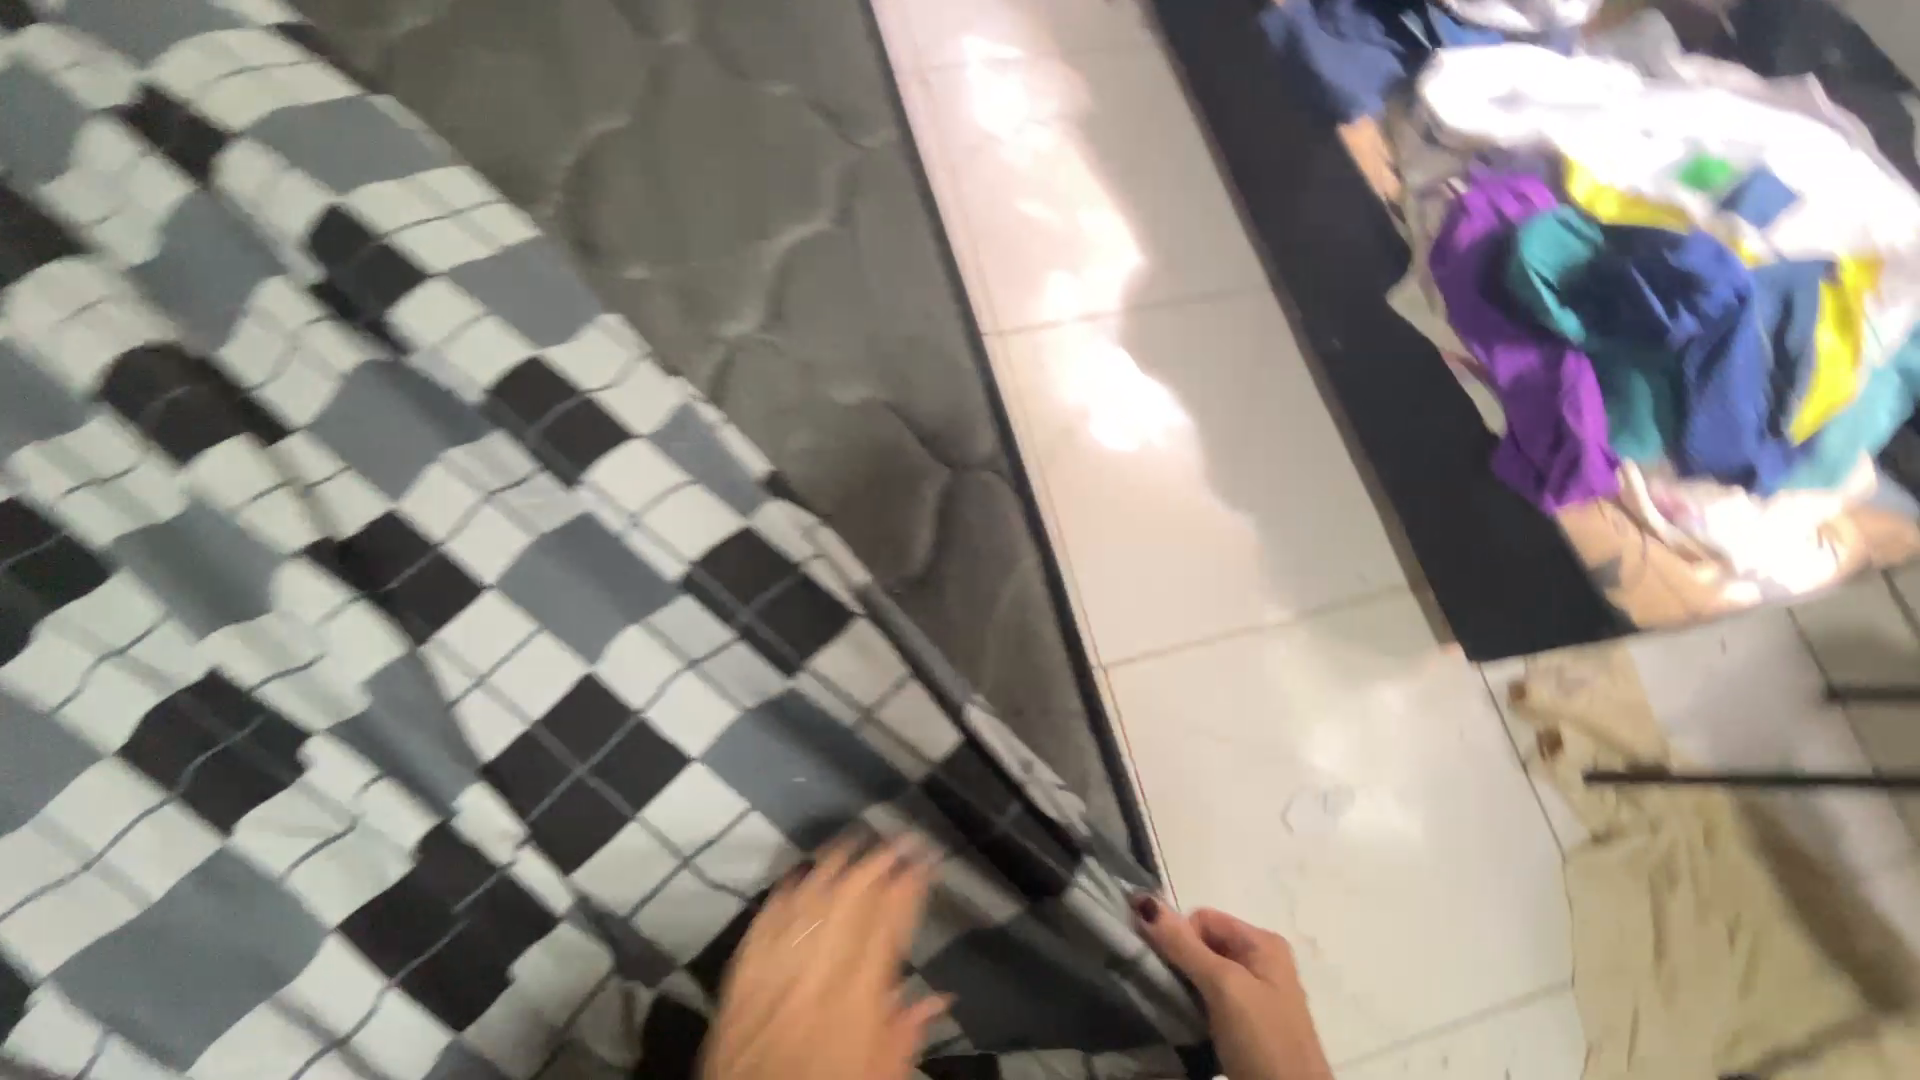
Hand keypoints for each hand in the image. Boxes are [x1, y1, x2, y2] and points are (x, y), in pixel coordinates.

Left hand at [702, 840, 948, 1079]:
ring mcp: (775, 975)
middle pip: (849, 904)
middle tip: (896, 840)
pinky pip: (762, 928)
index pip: (888, 927)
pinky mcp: (739, 982)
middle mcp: (816, 978)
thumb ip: (906, 1034)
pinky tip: (793, 877)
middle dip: (875, 865)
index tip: (923, 860)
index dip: (908, 887)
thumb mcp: (879, 1077)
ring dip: (829, 869)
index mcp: (857, 1002)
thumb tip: (941, 998)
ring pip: (806, 906)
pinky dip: (779, 899)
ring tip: (851, 843)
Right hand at [1134, 898, 1333, 1079]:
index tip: (1172, 973)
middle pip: (1203, 943)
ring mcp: (1257, 994)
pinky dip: (1195, 1007)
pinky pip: (1211, 999)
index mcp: (1263, 943)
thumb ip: (1183, 945)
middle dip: (1180, 962)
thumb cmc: (1264, 1043)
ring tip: (1178, 1010)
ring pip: (1204, 973)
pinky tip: (1191, 1026)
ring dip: (1185, 987)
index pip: (1203, 918)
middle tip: (1171, 993)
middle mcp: (1262, 961)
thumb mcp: (1223, 988)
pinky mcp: (1248, 1024)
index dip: (1180, 938)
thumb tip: (1144, 899)